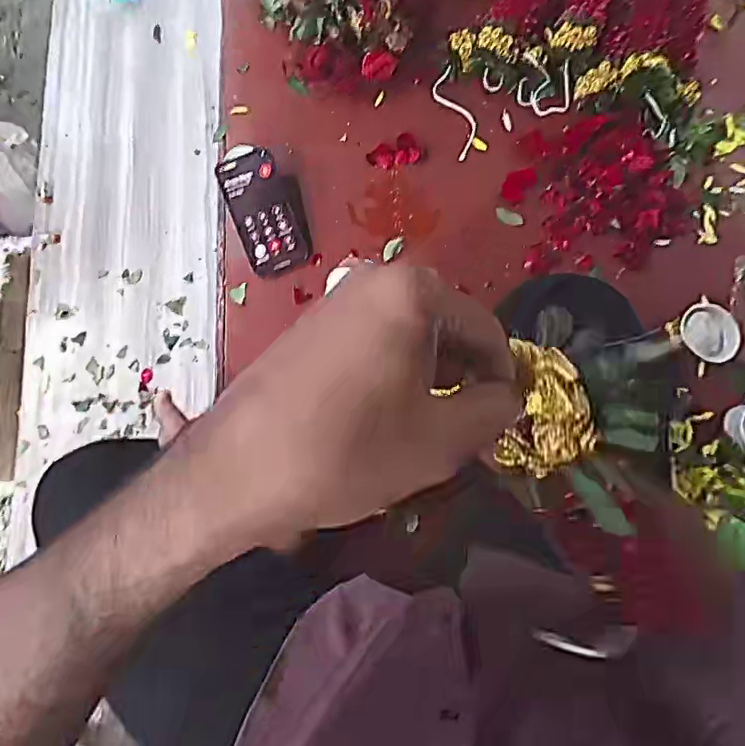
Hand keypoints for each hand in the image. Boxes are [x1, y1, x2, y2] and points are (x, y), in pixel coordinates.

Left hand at [163, 265, 518, 547]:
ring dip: (430, 379)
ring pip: (412, 335)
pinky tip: (382, 417)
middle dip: (463, 380)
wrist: (234, 469)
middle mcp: (377, 277)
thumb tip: (510, 397)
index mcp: (413, 290)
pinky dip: (394, 372)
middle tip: (464, 435)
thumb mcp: (439, 440)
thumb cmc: (347, 449)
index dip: (502, 380)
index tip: (500, 424)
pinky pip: (376, 338)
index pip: (487, 331)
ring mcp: (340, 295)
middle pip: (448, 328)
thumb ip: (492, 411)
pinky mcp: (315, 321)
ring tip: (422, 431)